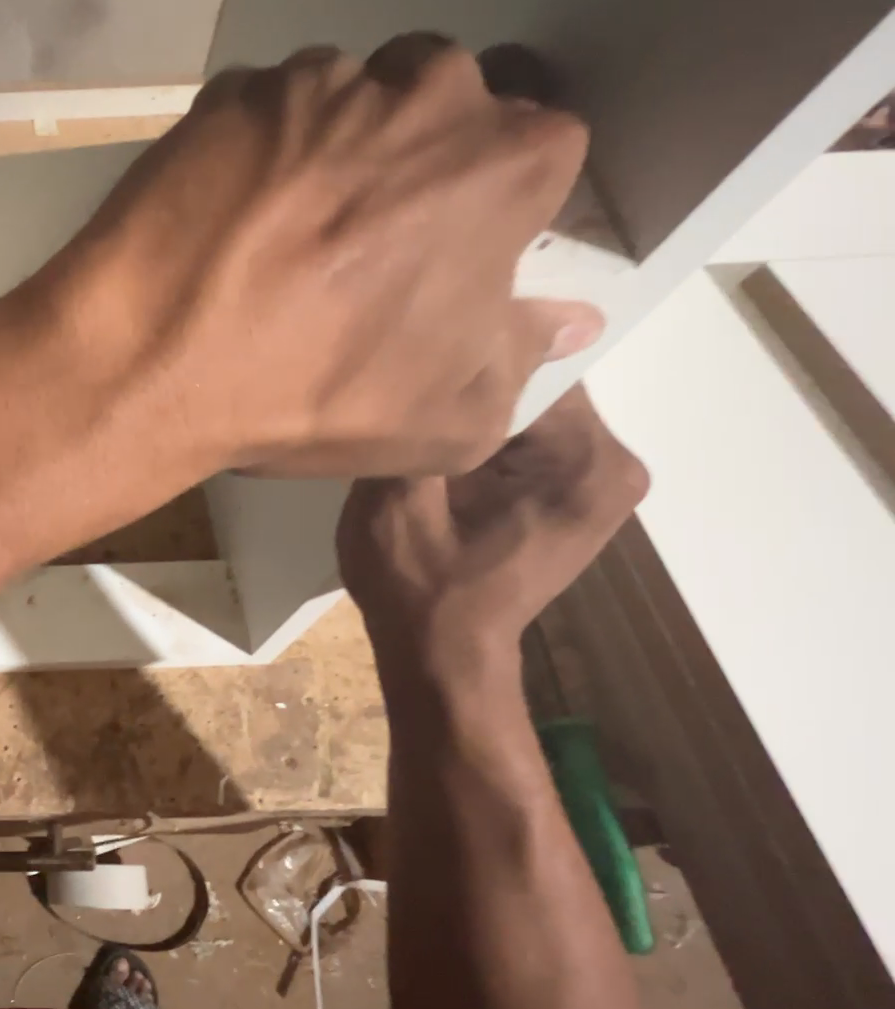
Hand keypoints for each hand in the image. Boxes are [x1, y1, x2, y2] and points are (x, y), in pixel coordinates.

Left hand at [29, 35, 602, 479]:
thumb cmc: (311, 395)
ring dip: (323, 155)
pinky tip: (218, 221)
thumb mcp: (448, 419)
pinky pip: (257, 118)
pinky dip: (248, 157)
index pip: (529, 160)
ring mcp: (311, 82)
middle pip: (434, 115)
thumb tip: (563, 318)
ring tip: (271, 238)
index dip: (479, 214)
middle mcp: (422, 92)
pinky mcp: (222, 95)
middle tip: (345, 246)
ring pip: (343, 106)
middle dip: (405, 168)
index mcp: (508, 159)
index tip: (429, 258)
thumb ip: (521, 357)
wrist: (151, 365)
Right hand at [335, 386, 647, 657]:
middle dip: (472, 385)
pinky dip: (483, 439)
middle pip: (535, 387)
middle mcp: (612, 463)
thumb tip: (418, 359)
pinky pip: (527, 440)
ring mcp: (598, 481)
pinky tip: (439, 450)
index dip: (467, 355)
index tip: (410, 359)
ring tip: (415, 418)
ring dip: (473, 413)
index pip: (531, 366)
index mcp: (583, 460)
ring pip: (528, 412)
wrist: (439, 653)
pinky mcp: (574, 496)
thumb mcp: (398, 501)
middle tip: (405, 388)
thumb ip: (424, 426)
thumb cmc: (417, 584)